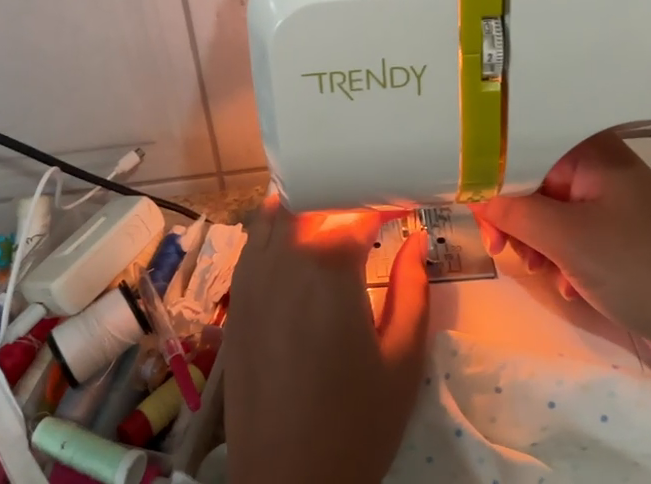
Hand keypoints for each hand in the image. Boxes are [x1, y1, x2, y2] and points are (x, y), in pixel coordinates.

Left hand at [224, 198, 430, 483]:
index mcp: (328, 264)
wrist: (285, 482)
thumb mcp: (402, 358)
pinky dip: (278, 230)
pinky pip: (255, 244)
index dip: (387, 201)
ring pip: (274, 213)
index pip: (360, 209)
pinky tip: (301, 249)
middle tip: (373, 209)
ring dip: (306, 206)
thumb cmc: (355, 423)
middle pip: (309, 198)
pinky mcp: (236, 301)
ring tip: (337, 220)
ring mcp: (251, 277)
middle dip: (342, 196)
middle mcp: (283, 257)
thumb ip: (413, 289)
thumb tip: (414, 241)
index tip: (409, 201)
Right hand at [470, 132, 650, 343]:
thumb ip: (513, 210)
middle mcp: (601, 170)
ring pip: (550, 213)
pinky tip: (567, 284)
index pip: (525, 147)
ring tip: (540, 270)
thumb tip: (474, 191)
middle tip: (500, 247)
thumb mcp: (565, 236)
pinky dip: (561, 258)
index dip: (493, 174)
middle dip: (513, 214)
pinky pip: (572, 237)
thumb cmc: (636, 264)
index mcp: (593, 151)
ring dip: (535, 241)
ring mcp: (612, 206)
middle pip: (535, 180)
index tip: (473, 208)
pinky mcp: (619, 240)